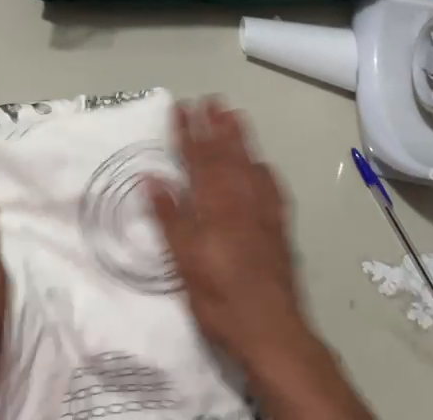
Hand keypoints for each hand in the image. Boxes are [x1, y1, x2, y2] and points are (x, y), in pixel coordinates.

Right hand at [149, 100, 372, 419]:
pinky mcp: (278, 230)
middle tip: (212, 100)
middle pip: (227, 155)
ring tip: (234, 116)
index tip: (181, 107)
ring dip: (240, 139)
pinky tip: (262, 165)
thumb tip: (153, 177)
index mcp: (214, 205)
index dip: (188, 132)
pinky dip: (264, 170)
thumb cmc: (220, 296)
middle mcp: (240, 201)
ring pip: (250, 165)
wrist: (272, 332)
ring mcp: (263, 214)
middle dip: (216, 126)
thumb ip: (170, 216)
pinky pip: (271, 188)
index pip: (197, 159)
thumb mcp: (184, 260)